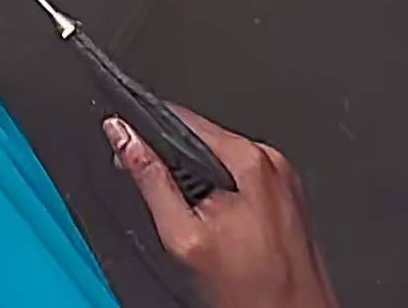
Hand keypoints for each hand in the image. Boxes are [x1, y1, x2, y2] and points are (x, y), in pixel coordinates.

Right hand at [105, 106, 338, 307]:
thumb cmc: (256, 296)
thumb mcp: (184, 236)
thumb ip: (148, 177)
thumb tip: (120, 133)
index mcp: (248, 159)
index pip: (178, 117)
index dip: (146, 135)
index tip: (132, 155)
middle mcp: (270, 161)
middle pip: (197, 139)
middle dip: (172, 163)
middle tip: (168, 205)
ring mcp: (282, 180)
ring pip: (215, 159)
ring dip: (196, 180)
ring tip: (198, 222)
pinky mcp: (286, 198)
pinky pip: (237, 178)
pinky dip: (219, 193)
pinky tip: (220, 226)